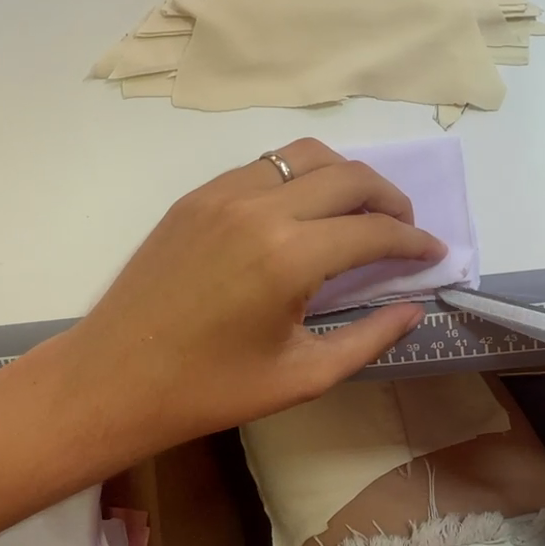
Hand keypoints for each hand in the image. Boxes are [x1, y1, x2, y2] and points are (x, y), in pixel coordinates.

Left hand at [53, 139, 444, 454]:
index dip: (414, 241)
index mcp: (290, 256)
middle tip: (405, 230)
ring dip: (347, 177)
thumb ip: (369, 338)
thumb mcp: (302, 376)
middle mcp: (262, 207)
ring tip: (360, 211)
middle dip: (391, 199)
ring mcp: (224, 193)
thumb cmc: (210, 390)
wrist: (110, 380)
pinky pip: (266, 165)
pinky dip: (300, 177)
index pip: (374, 230)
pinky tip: (304, 211)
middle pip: (350, 177)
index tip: (434, 253)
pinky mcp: (197, 195)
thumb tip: (413, 308)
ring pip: (307, 155)